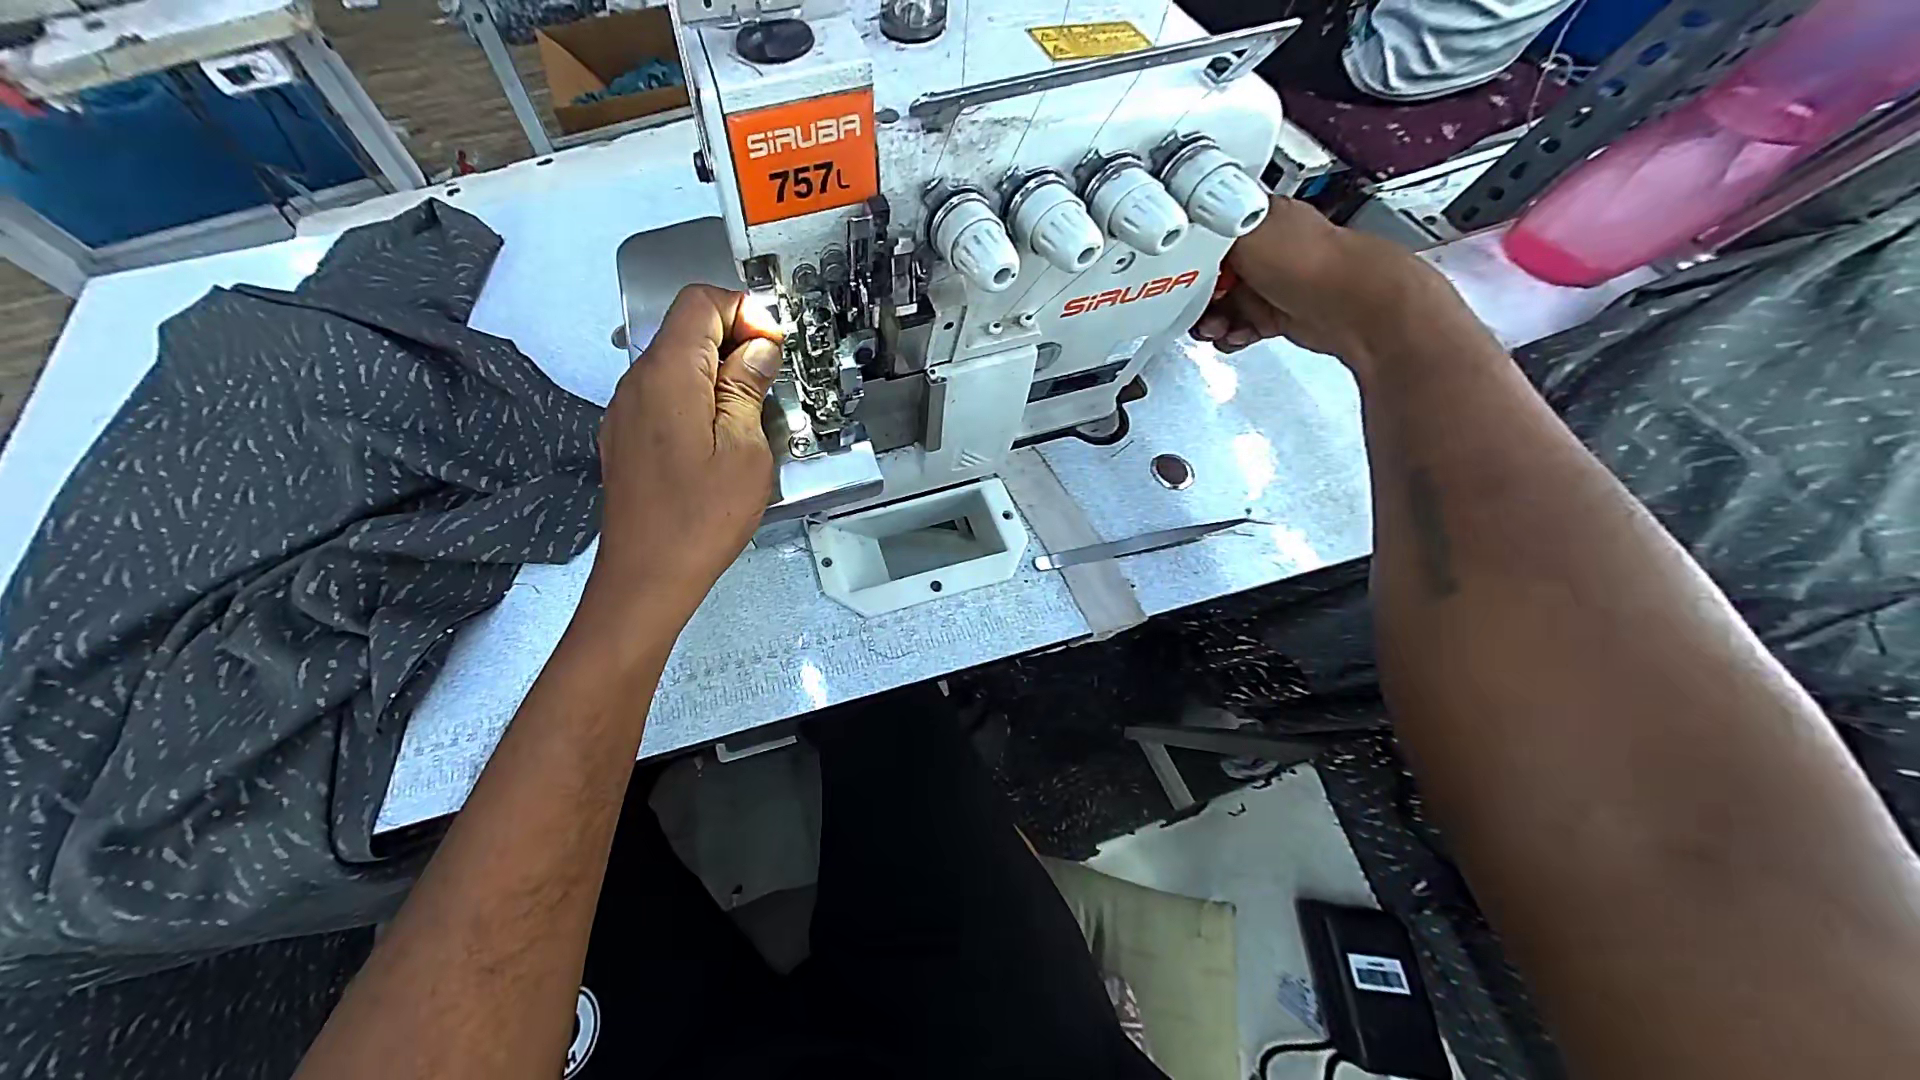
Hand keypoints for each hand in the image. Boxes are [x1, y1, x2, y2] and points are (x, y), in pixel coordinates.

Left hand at [587, 285, 783, 629]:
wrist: (648, 575)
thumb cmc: (696, 522)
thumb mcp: (745, 450)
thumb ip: (749, 389)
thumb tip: (758, 350)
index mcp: (669, 375)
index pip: (701, 302)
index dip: (744, 311)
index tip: (773, 342)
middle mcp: (638, 383)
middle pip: (686, 328)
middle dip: (735, 340)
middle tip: (771, 379)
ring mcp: (626, 410)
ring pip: (677, 362)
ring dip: (718, 372)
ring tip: (752, 412)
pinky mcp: (627, 435)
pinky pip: (665, 394)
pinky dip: (698, 397)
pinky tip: (722, 434)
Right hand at [1192, 196, 1492, 381]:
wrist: (1352, 306)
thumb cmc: (1311, 262)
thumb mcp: (1246, 232)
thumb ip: (1211, 228)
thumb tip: (1181, 227)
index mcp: (1257, 218)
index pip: (1204, 235)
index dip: (1186, 258)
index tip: (1177, 275)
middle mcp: (1263, 249)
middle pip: (1207, 276)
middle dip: (1196, 298)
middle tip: (1197, 309)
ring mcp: (1268, 283)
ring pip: (1220, 306)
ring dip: (1212, 322)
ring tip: (1217, 328)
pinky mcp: (1273, 314)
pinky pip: (1237, 327)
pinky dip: (1232, 335)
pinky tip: (1236, 335)